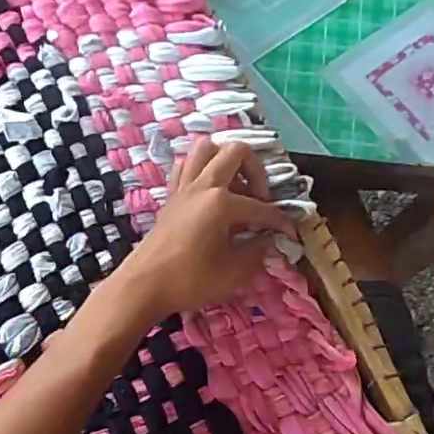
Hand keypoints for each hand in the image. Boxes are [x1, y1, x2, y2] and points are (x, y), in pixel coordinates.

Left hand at [108, 138, 292, 319]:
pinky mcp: (171, 196)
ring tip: (235, 190)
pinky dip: (200, 170)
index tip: (290, 234)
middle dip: (256, 172)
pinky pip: (186, 166)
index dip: (280, 222)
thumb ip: (258, 251)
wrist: (144, 285)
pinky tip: (210, 193)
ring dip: (226, 162)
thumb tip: (269, 239)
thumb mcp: (234, 273)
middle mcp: (203, 185)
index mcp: (222, 203)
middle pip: (236, 152)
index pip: (262, 207)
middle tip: (258, 201)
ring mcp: (184, 187)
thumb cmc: (190, 281)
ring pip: (206, 148)